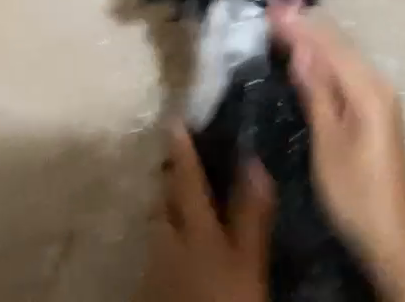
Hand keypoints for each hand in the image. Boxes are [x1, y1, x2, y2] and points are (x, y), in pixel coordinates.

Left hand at [140, 125, 274, 301]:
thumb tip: (254, 160)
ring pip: (158, 227)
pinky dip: (166, 238)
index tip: (174, 119)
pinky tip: (178, 246)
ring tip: (178, 198)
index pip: (187, 180)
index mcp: (195, 228)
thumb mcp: (249, 262)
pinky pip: (157, 252)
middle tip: (176, 156)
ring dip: (166, 208)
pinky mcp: (150, 291)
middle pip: (164, 202)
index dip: (182, 150)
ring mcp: (156, 268)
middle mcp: (168, 241)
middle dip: (169, 179)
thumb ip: (251, 213)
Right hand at [267, 3, 404, 260]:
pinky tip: (306, 56)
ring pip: (342, 57)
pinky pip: (346, 72)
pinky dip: (324, 59)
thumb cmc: (354, 193)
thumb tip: (301, 50)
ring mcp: (378, 97)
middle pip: (338, 46)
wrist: (388, 233)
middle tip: (275, 7)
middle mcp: (378, 85)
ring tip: (284, 21)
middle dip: (306, 26)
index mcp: (368, 90)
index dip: (300, 25)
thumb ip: (316, 93)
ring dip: (314, 40)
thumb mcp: (328, 144)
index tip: (273, 6)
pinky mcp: (374, 109)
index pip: (329, 47)